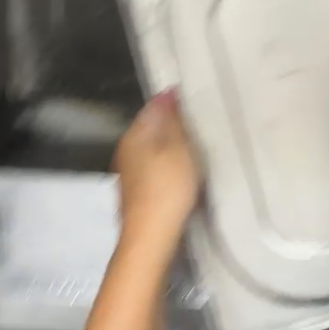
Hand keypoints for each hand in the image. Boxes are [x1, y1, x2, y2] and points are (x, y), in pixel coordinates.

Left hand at [112, 90, 200, 257]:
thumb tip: (167, 93)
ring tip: (196, 144)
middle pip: (151, 128)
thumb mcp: (178, 148)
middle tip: (201, 121)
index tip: (197, 99)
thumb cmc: (168, 187)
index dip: (173, 101)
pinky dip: (168, 164)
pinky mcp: (136, 191)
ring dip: (171, 145)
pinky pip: (154, 167)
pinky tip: (183, 170)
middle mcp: (126, 150)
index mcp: (134, 135)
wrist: (152, 236)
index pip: (153, 107)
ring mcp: (129, 173)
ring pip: (153, 148)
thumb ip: (172, 120)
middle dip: (172, 124)